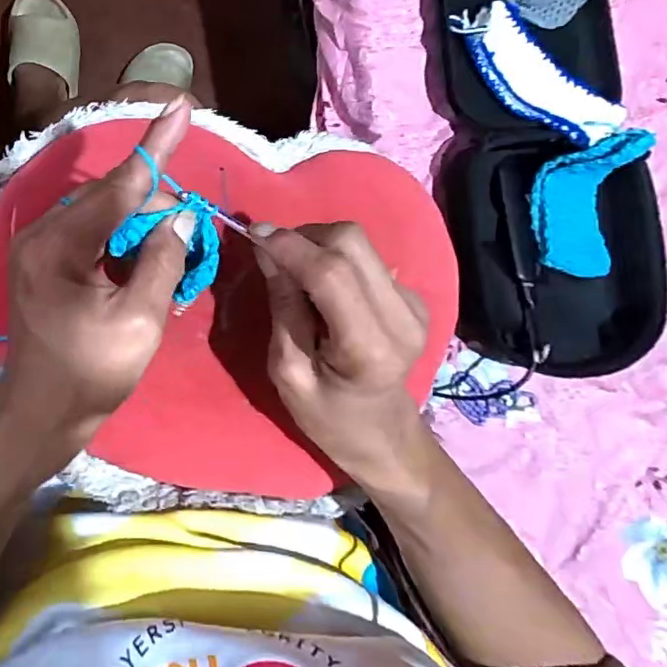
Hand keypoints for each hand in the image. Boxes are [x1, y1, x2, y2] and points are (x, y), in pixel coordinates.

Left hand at [0, 100, 193, 454]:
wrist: (40, 414)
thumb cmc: (90, 375)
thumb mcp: (139, 321)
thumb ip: (162, 261)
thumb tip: (182, 217)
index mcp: (59, 247)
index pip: (120, 185)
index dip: (156, 145)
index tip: (181, 106)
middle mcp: (41, 233)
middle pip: (113, 195)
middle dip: (156, 203)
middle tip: (190, 235)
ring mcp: (38, 244)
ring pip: (104, 210)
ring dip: (141, 221)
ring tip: (170, 251)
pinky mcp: (43, 257)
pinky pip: (92, 229)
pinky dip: (123, 236)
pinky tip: (143, 257)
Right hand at [253, 222, 435, 492]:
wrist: (381, 433)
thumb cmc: (327, 415)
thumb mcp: (287, 372)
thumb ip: (282, 307)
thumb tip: (267, 250)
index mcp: (369, 346)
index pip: (331, 273)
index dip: (290, 245)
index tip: (253, 233)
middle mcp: (401, 316)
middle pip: (351, 242)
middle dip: (304, 237)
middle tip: (273, 254)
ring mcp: (412, 303)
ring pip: (358, 242)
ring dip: (317, 244)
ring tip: (295, 271)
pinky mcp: (412, 295)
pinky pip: (365, 257)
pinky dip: (334, 259)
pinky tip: (322, 288)